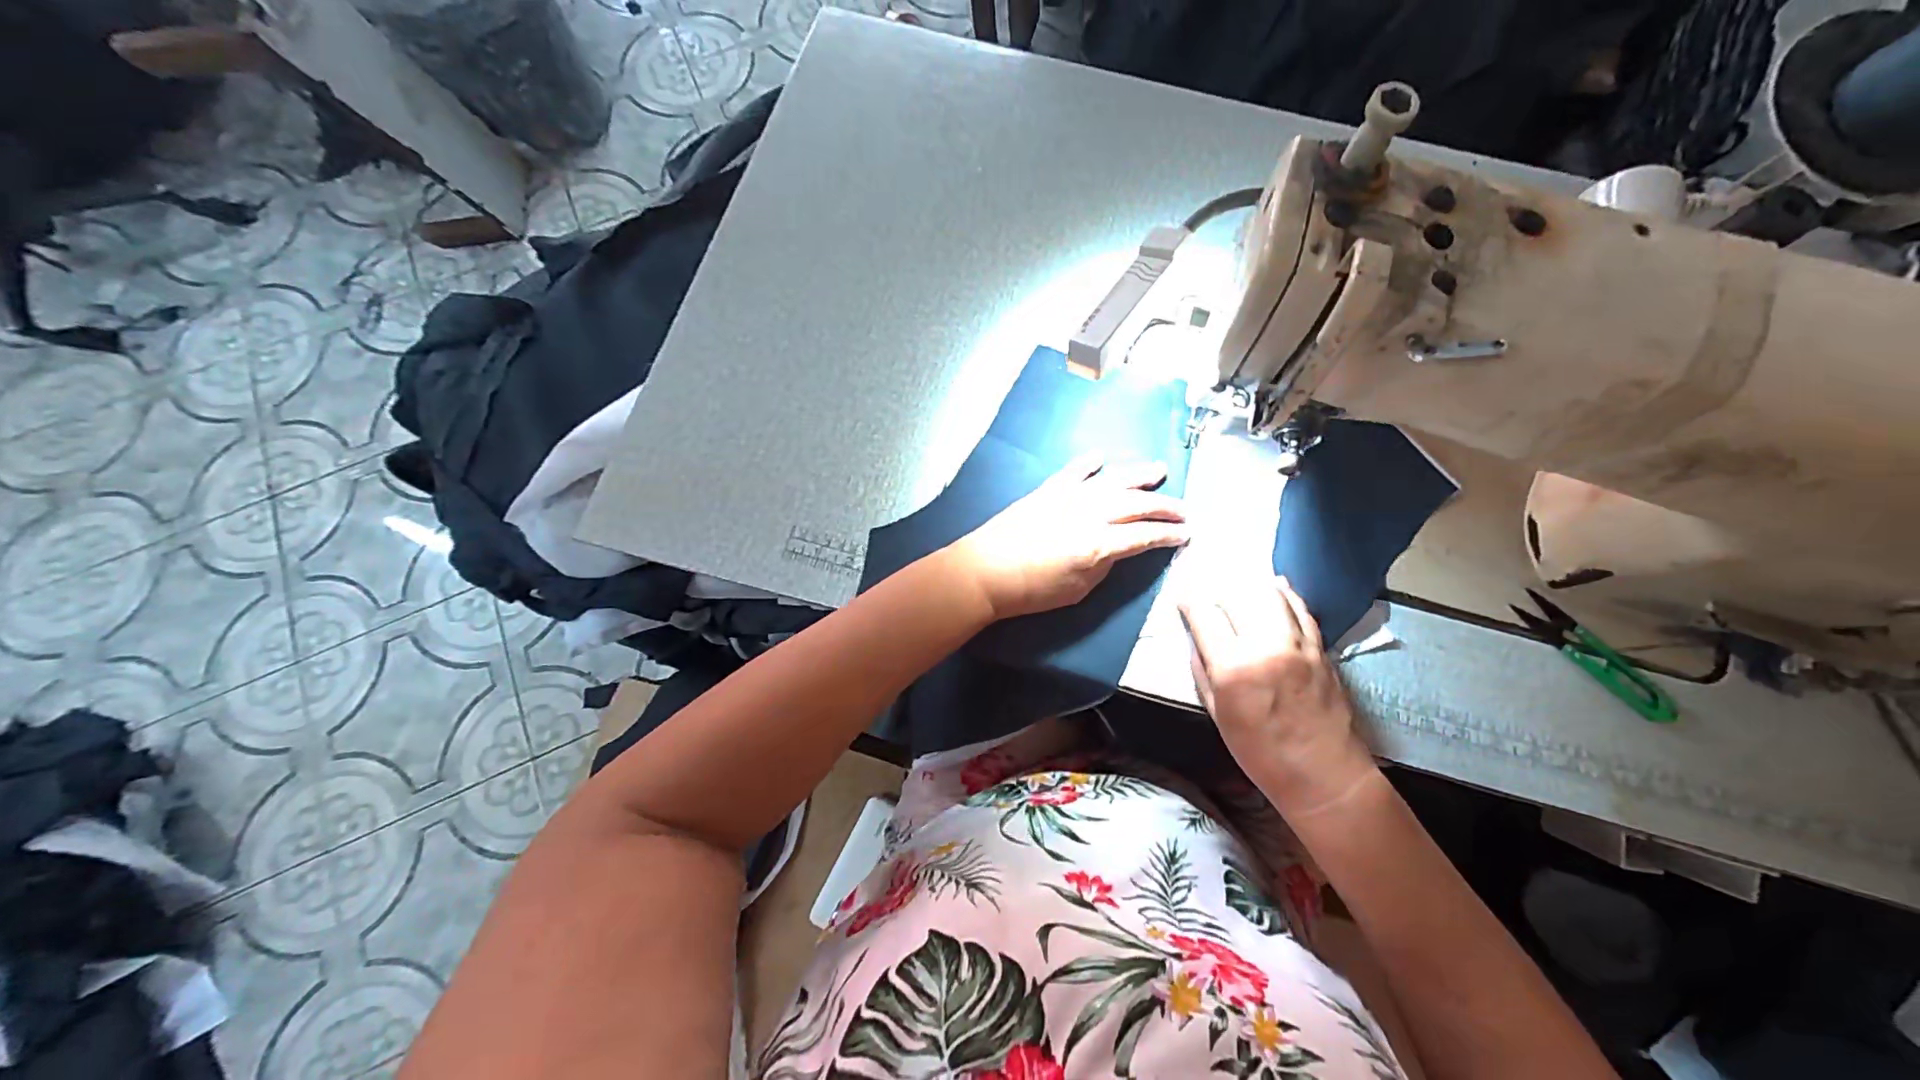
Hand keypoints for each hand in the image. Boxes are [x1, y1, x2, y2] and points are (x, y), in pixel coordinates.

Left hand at [943, 454, 1187, 620]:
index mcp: (1098, 543)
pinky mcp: (1046, 491)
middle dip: (1164, 506)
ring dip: (1137, 475)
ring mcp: (1067, 497)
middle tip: (1184, 509)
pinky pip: (1072, 472)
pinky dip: (1087, 463)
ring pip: (1111, 481)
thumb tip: (1116, 549)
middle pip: (1136, 504)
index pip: (1144, 535)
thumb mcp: (1078, 589)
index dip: (1169, 535)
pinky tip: (1100, 457)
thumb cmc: (1031, 591)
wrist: (984, 572)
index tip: (1186, 535)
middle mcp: (1088, 514)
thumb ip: (1104, 565)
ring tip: (1159, 470)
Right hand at [1179, 573, 1378, 817]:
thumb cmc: (1260, 753)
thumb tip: (1197, 638)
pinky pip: (1300, 610)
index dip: (1188, 600)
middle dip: (1217, 589)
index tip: (1182, 597)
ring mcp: (1298, 645)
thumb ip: (1203, 669)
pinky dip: (1284, 595)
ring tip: (1237, 584)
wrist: (1323, 775)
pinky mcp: (1321, 649)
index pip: (1204, 614)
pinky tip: (1275, 588)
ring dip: (1249, 586)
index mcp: (1233, 667)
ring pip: (1270, 595)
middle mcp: (1266, 647)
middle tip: (1208, 592)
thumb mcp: (1216, 713)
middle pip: (1237, 595)